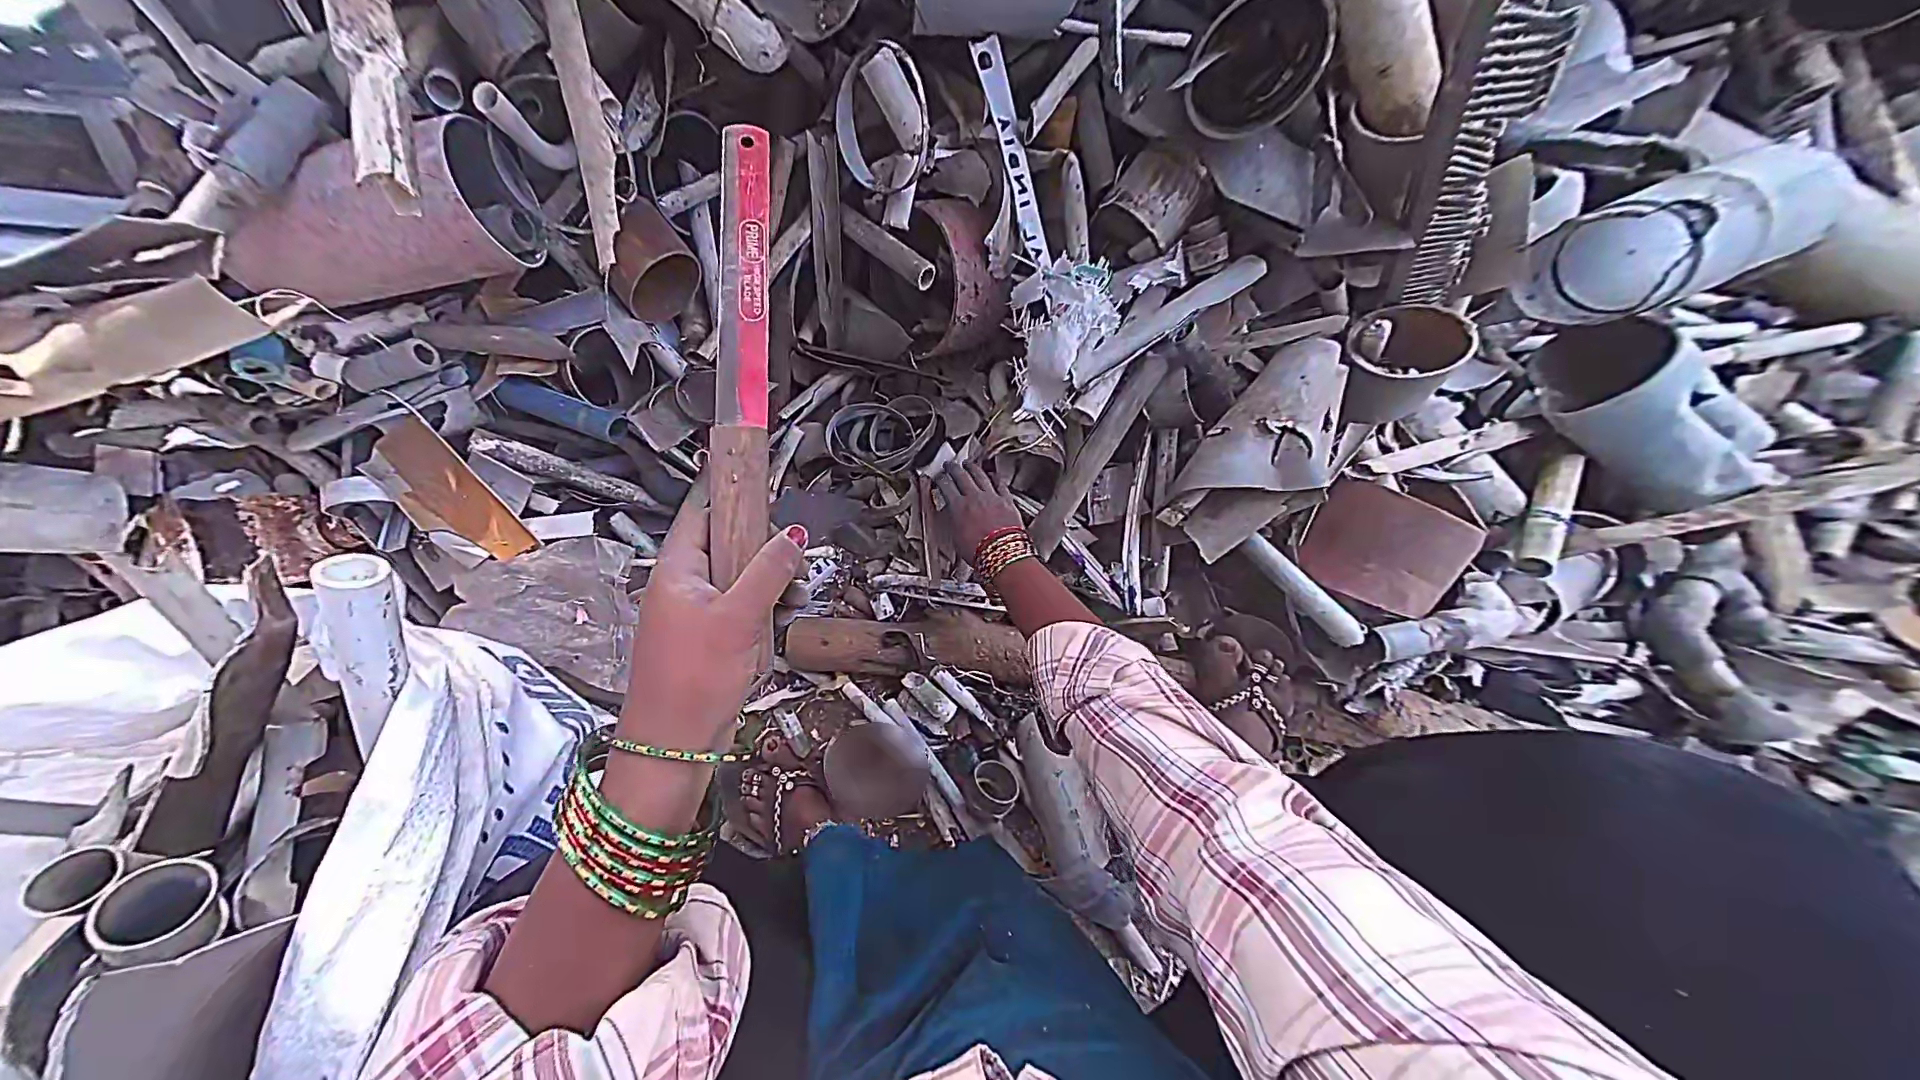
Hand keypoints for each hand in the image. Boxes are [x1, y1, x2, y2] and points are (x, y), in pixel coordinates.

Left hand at [622, 493, 807, 750]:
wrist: (675, 744)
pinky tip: (777, 621)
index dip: (730, 498)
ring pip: (741, 579)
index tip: (760, 488)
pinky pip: (742, 608)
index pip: (702, 514)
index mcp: (676, 571)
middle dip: (764, 551)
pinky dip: (763, 610)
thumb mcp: (737, 617)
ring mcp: (697, 613)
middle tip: (790, 561)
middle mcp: (684, 587)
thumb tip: (792, 537)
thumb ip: (768, 572)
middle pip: (728, 546)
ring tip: (788, 598)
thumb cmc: (689, 683)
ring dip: (769, 584)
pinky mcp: (711, 637)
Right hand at [936, 461, 1022, 566]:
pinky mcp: (1007, 501)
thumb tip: (953, 518)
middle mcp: (975, 498)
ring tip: (969, 465)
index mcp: (958, 507)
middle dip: (953, 468)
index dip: (940, 479)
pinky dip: (995, 477)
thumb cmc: (980, 553)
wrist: (1003, 555)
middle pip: (962, 476)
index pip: (946, 486)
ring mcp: (992, 497)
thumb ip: (954, 522)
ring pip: (980, 475)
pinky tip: (993, 475)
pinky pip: (1000, 484)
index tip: (939, 477)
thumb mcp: (956, 538)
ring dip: (973, 468)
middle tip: (950, 465)